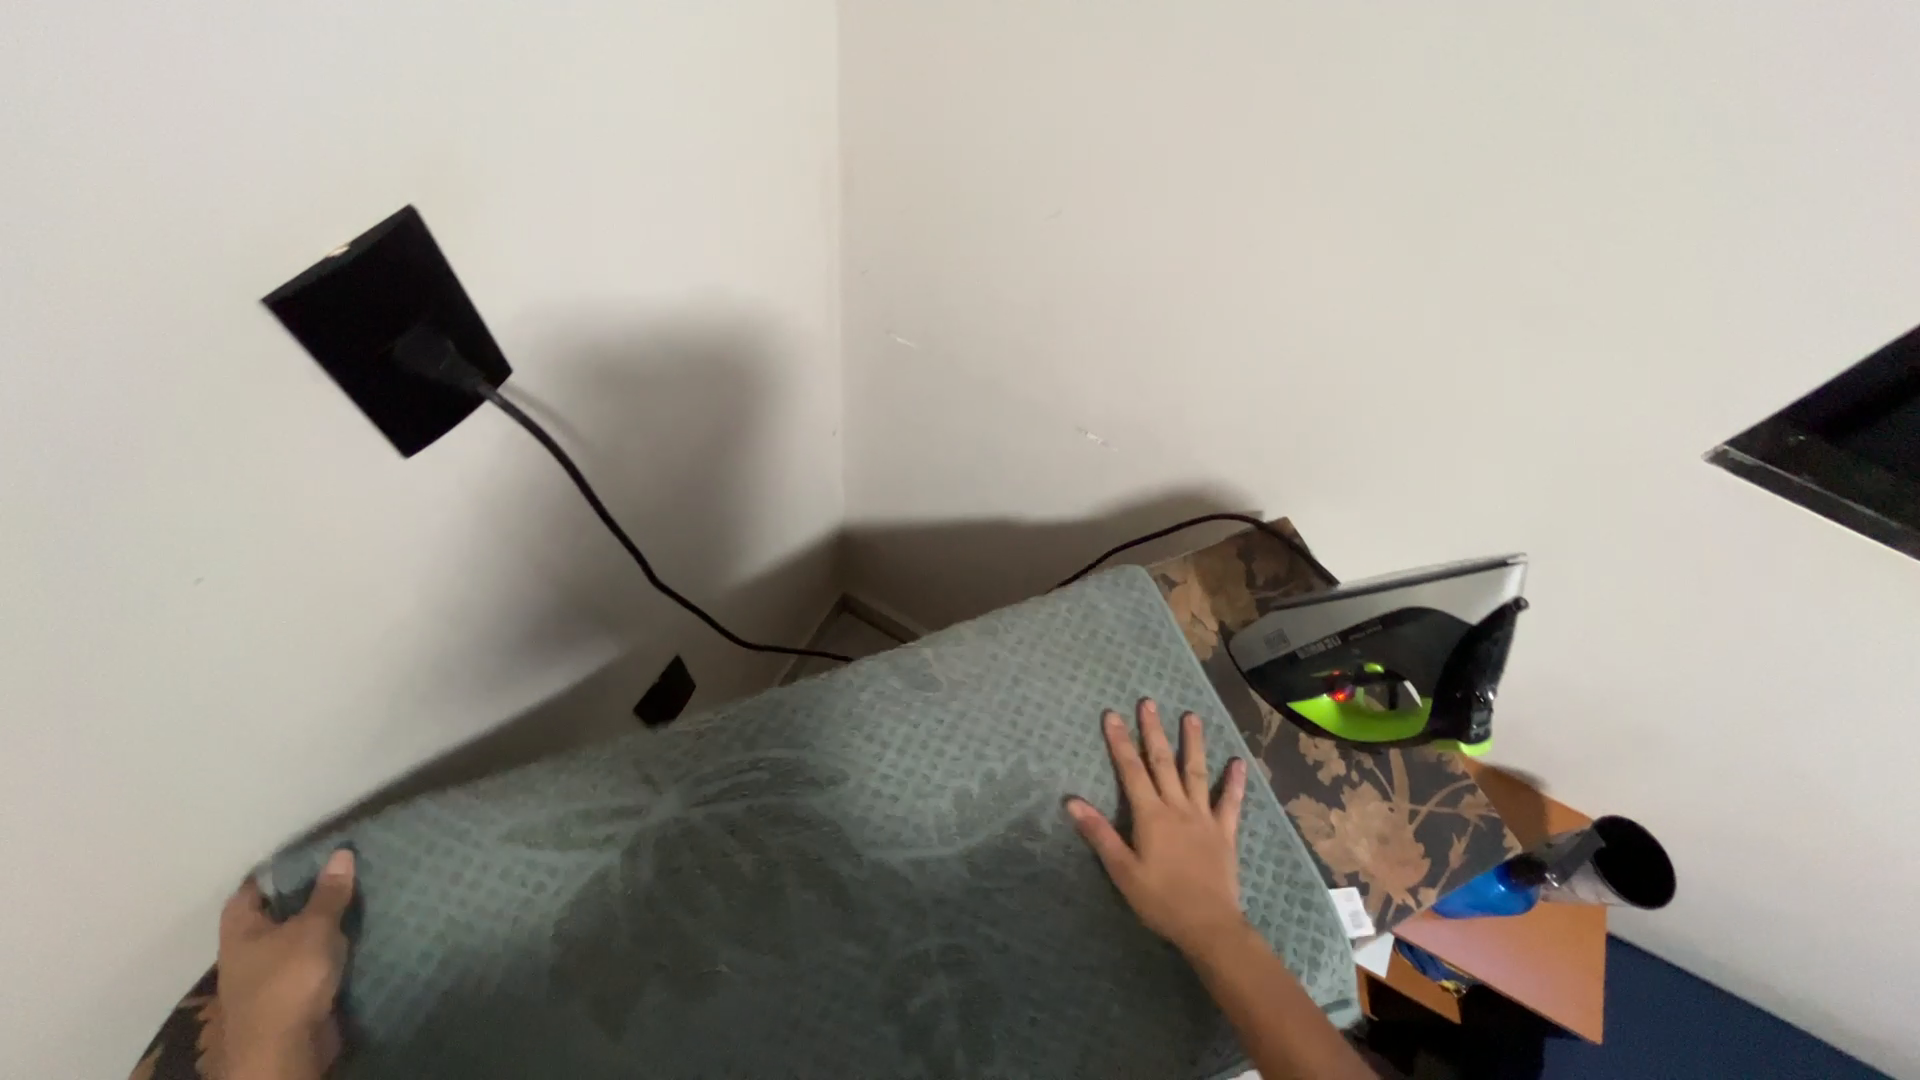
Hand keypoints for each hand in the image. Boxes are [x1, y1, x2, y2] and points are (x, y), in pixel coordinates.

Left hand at [216, 849, 355, 1079]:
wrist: (286, 1046)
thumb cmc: (289, 980)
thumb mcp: (314, 928)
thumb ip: (329, 893)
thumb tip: (341, 853)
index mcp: (241, 932)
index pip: (251, 890)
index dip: (277, 870)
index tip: (310, 851)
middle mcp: (249, 949)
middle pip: (276, 911)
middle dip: (307, 891)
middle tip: (344, 866)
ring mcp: (269, 971)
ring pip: (297, 933)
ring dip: (323, 917)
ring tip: (358, 892)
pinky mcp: (293, 988)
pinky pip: (313, 954)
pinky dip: (331, 941)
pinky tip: (357, 928)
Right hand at [1065, 699, 1249, 957]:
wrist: (1209, 926)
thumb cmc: (1160, 900)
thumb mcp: (1122, 870)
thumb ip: (1099, 833)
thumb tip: (1071, 800)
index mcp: (1151, 815)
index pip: (1131, 770)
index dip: (1120, 741)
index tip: (1112, 714)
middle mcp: (1177, 807)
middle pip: (1163, 762)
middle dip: (1153, 731)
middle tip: (1148, 702)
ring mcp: (1204, 817)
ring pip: (1197, 773)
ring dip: (1193, 743)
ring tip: (1191, 716)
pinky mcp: (1225, 833)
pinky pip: (1230, 803)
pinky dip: (1235, 782)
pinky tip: (1239, 762)